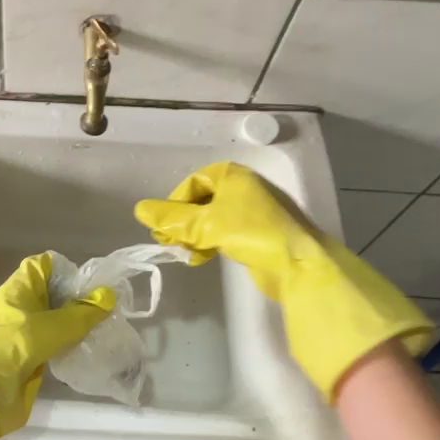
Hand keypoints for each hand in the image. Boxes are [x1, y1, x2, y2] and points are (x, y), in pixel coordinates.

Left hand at [0, 253, 114, 439]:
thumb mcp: (55, 327)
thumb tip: (108, 295)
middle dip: (70, 299)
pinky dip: (58, 344)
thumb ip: (83, 313)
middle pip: (44, 293)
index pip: (39, 266)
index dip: (63, 270)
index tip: (87, 284)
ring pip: (44, 320)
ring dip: (66, 324)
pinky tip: (77, 351)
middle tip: (98, 309)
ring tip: (94, 330)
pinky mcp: (17, 357)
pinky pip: (42, 343)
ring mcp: (12, 333)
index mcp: (15, 290)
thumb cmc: (17, 348)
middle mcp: (11, 307)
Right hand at [134, 161, 432, 398]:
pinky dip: (210, 242)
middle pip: (203, 200)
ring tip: (187, 253)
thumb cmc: (253, 233)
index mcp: (234, 176)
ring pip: (213, 218)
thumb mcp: (206, 224)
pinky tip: (204, 258)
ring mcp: (255, 212)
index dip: (175, 202)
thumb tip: (140, 210)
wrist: (300, 264)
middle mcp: (245, 189)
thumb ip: (173, 219)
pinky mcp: (260, 235)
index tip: (164, 227)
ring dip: (195, 234)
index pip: (194, 182)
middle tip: (170, 242)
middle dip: (184, 221)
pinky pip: (225, 232)